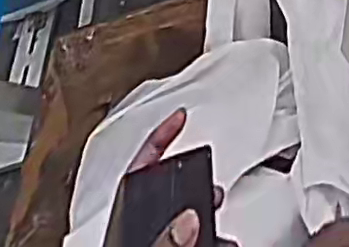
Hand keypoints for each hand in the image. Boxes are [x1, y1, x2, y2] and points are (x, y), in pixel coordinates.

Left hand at [124, 109, 223, 246]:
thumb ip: (163, 240)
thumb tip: (188, 219)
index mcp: (126, 220)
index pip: (141, 165)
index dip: (161, 136)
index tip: (180, 114)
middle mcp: (139, 227)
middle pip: (168, 188)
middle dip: (196, 178)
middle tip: (212, 180)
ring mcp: (153, 235)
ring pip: (183, 214)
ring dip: (207, 211)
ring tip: (221, 213)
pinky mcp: (167, 246)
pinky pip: (193, 237)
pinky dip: (211, 234)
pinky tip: (223, 239)